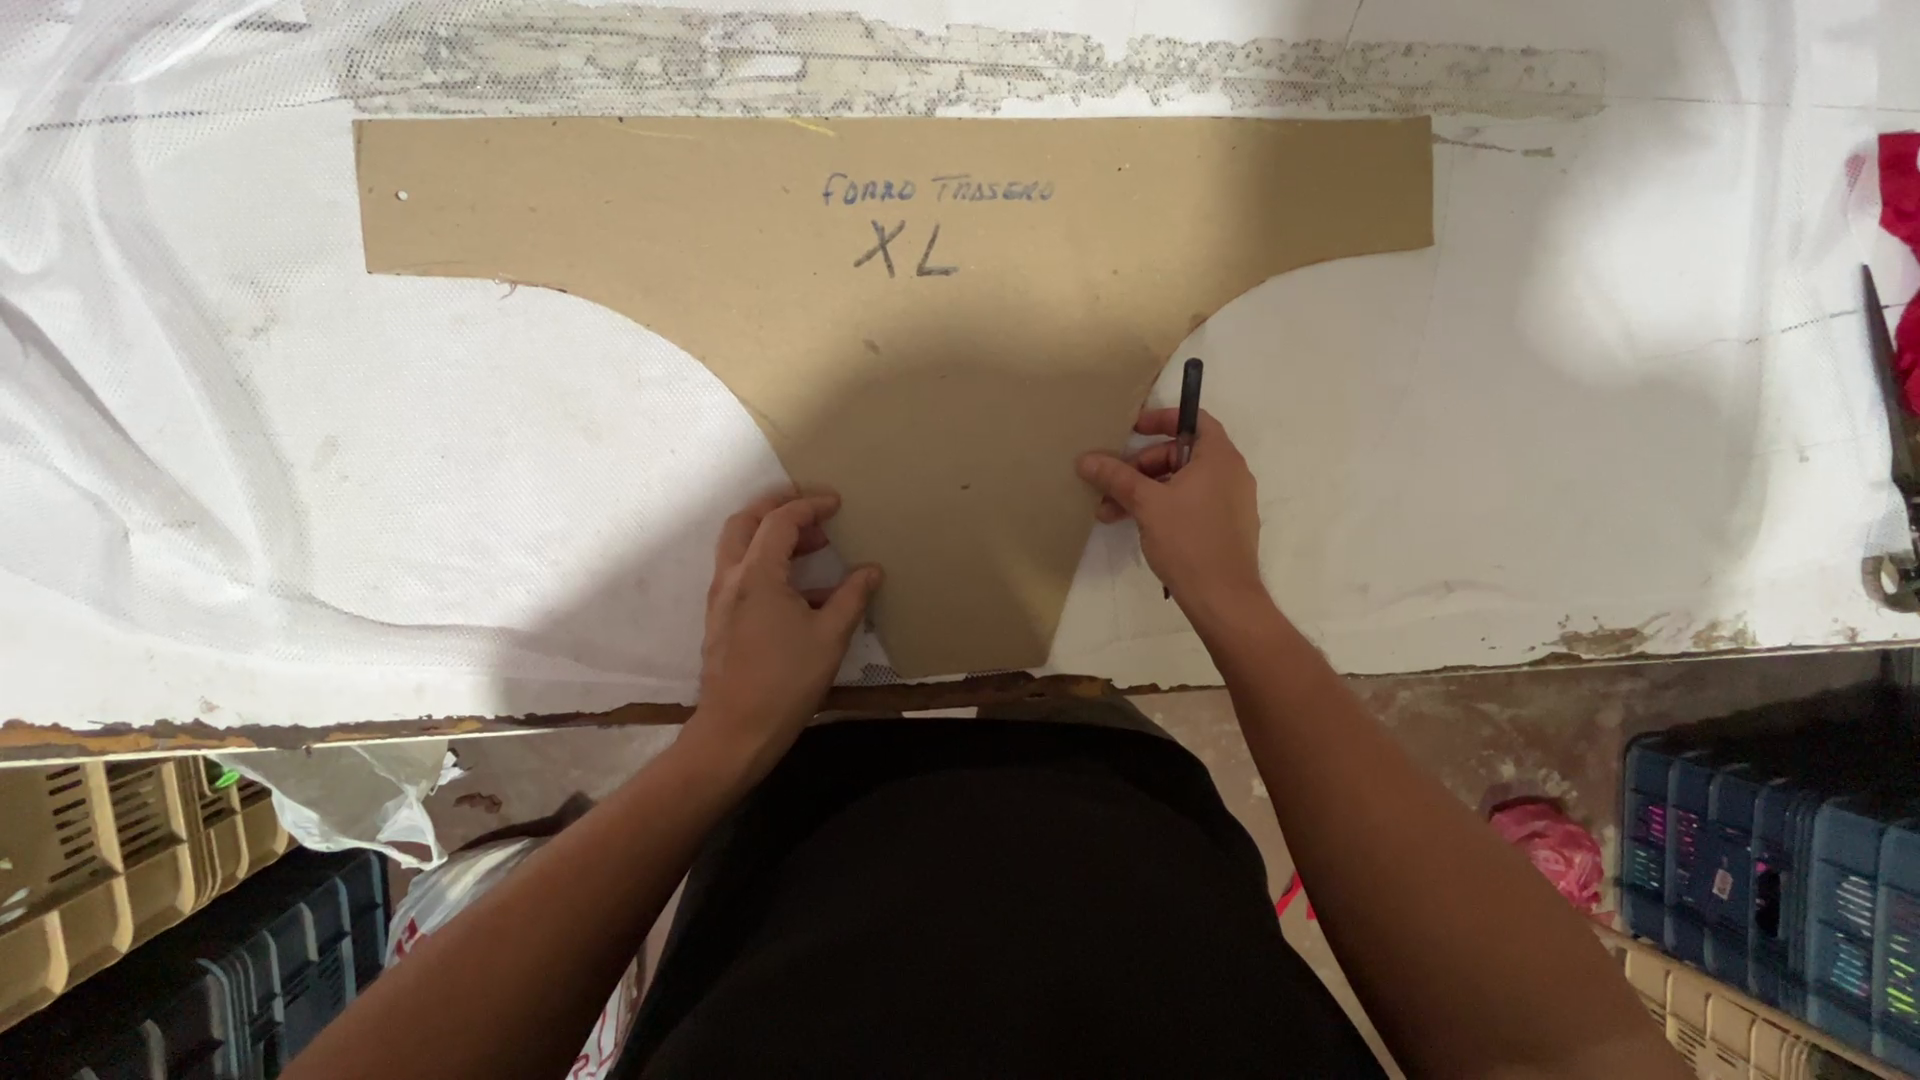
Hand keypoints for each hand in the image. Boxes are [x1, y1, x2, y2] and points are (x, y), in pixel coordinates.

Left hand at [689, 491, 881, 771]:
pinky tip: (801, 590)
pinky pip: (741, 574)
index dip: (809, 505)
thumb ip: (852, 597)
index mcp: (757, 575)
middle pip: (745, 522)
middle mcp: (731, 579)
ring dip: (771, 535)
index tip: (836, 502)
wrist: (736, 730)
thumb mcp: (830, 636)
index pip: (780, 521)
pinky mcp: (721, 621)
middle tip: (810, 505)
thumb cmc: (786, 681)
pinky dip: (767, 564)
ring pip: (738, 547)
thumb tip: (871, 571)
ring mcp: (721, 600)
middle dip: (777, 506)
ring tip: (813, 545)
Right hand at [1077, 408, 1263, 611]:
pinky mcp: (1225, 527)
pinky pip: (1191, 504)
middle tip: (1111, 485)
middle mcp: (1231, 474)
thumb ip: (1116, 477)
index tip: (1133, 430)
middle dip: (1140, 468)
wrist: (1223, 597)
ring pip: (1181, 483)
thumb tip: (1085, 459)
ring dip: (1144, 493)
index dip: (1162, 419)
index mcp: (1219, 457)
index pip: (1193, 420)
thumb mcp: (1146, 504)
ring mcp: (1230, 502)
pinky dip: (1163, 508)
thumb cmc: (1188, 540)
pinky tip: (1135, 527)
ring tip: (1109, 513)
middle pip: (1180, 454)